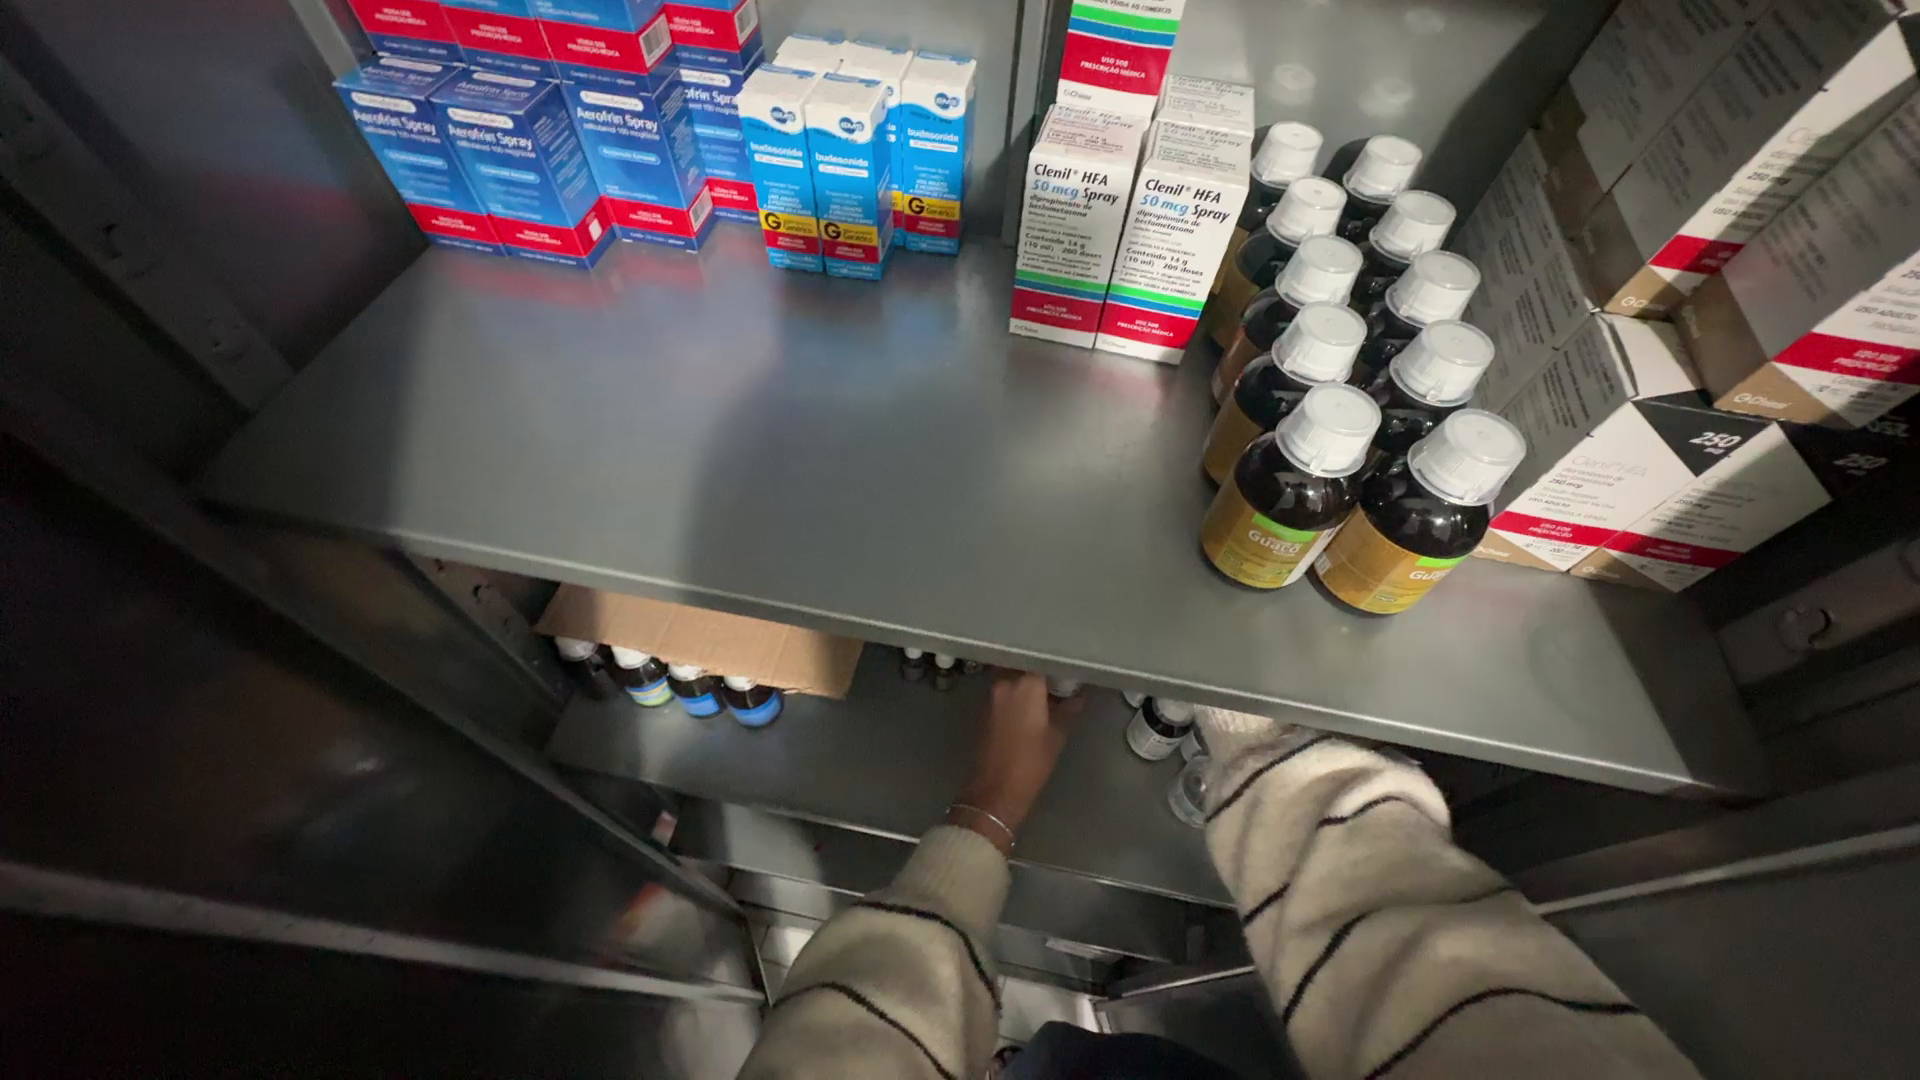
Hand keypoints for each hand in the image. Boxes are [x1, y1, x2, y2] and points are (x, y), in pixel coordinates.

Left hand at [946, 671, 1078, 853]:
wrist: (995, 790)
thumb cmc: (1031, 762)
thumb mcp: (1057, 736)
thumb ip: (1068, 709)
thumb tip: (1079, 695)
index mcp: (1025, 684)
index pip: (1040, 660)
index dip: (1054, 662)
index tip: (1065, 667)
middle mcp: (1004, 682)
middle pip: (1023, 665)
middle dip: (1038, 669)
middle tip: (1056, 677)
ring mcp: (990, 694)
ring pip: (1010, 676)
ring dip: (1024, 679)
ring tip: (1044, 689)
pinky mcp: (983, 707)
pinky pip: (1002, 690)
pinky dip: (1014, 691)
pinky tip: (1028, 702)